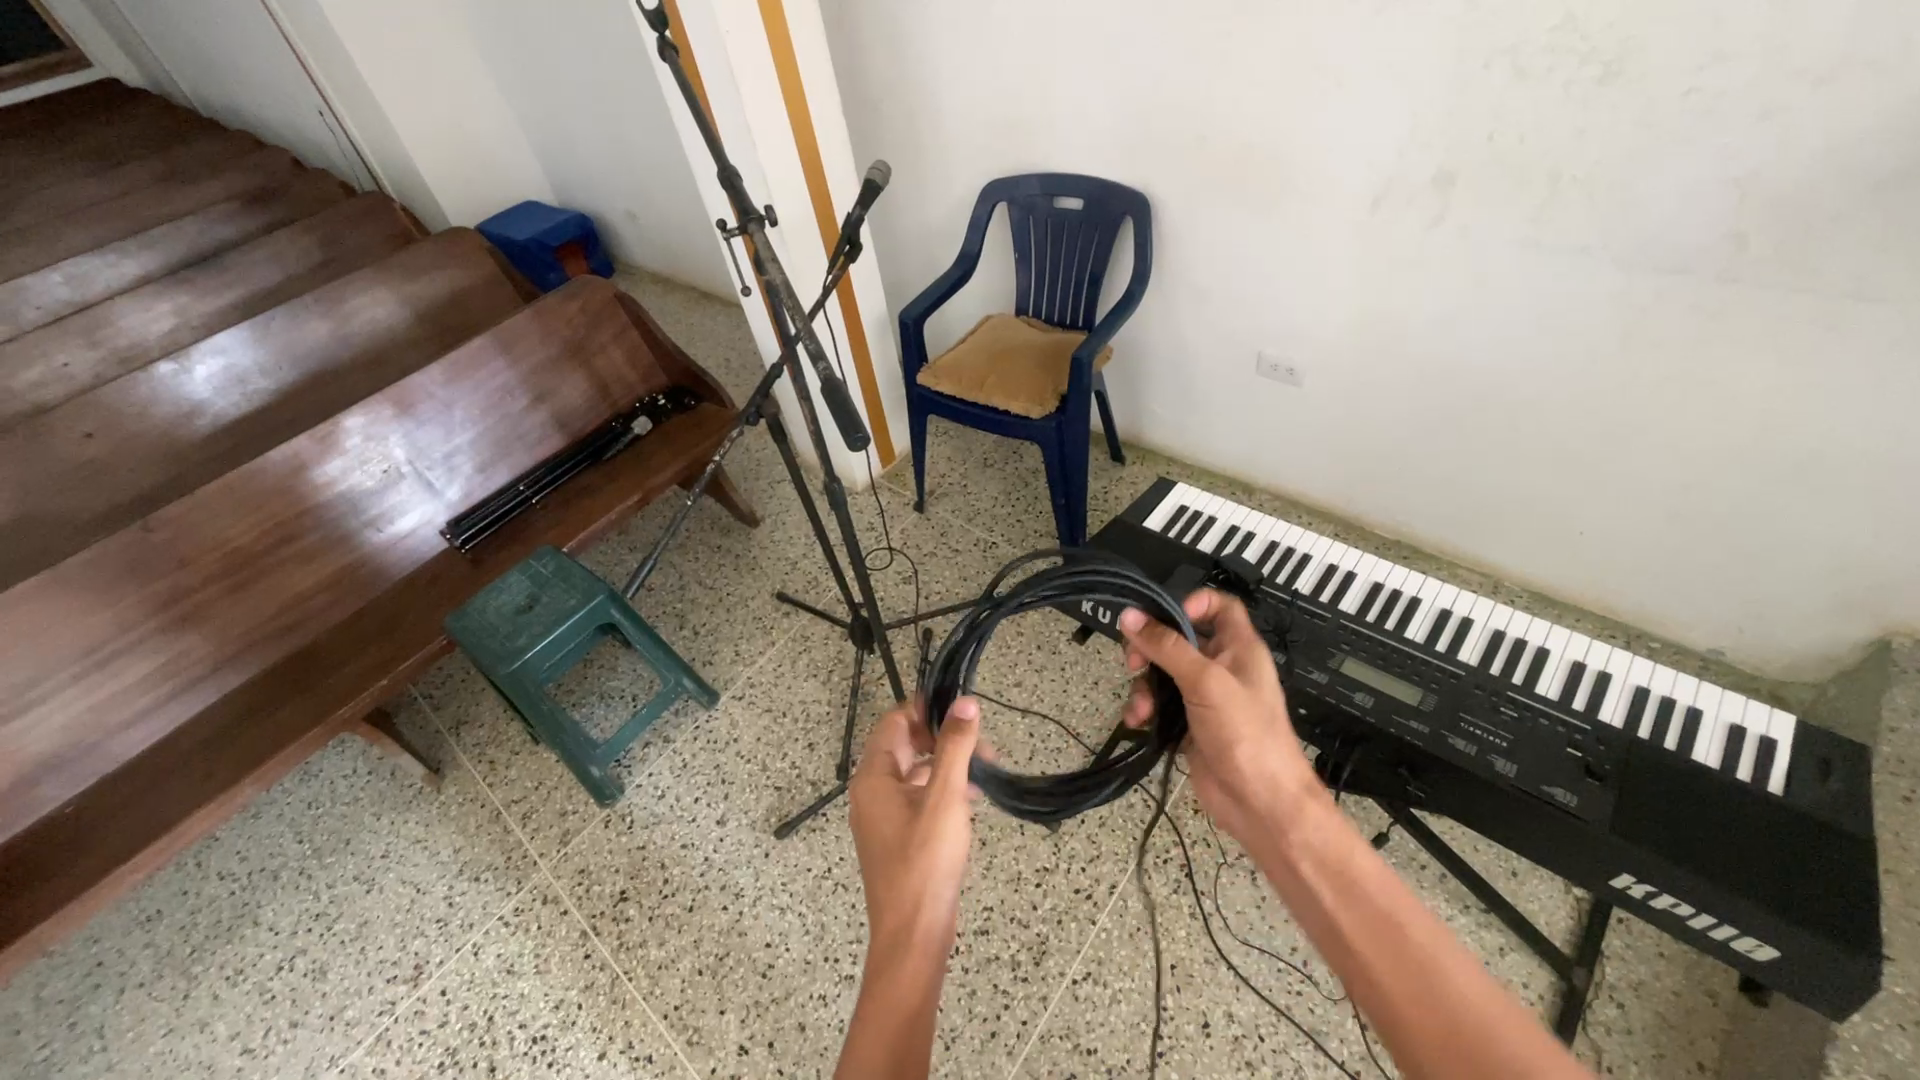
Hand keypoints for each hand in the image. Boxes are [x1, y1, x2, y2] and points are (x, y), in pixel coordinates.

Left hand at [847, 696, 981, 955]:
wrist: (913, 933)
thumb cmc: (925, 861)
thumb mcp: (945, 797)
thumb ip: (955, 747)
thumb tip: (965, 703)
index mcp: (873, 777)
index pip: (894, 722)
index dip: (925, 710)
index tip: (962, 711)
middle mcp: (871, 792)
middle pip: (904, 745)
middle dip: (943, 739)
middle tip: (981, 745)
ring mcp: (882, 817)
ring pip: (914, 773)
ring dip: (947, 765)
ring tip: (984, 770)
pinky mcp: (897, 837)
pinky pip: (917, 798)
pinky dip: (942, 790)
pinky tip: (971, 800)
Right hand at [1119, 590, 1326, 846]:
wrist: (1259, 802)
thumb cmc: (1245, 733)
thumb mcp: (1205, 681)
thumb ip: (1167, 646)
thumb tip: (1130, 616)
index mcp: (1239, 648)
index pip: (1219, 606)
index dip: (1191, 602)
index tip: (1162, 615)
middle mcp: (1222, 667)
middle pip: (1179, 639)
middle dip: (1152, 647)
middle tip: (1133, 660)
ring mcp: (1204, 698)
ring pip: (1163, 673)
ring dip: (1144, 685)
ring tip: (1141, 707)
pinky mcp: (1188, 724)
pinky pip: (1159, 705)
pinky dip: (1144, 709)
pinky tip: (1138, 722)